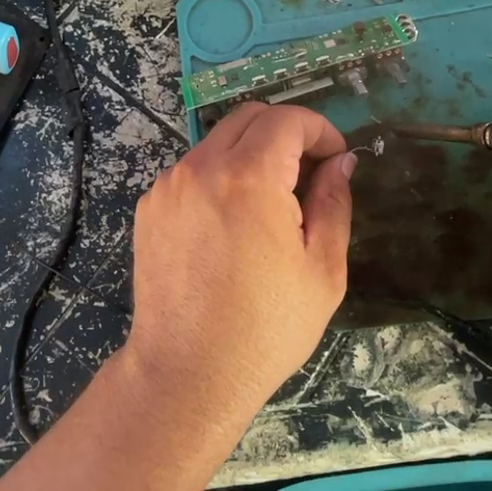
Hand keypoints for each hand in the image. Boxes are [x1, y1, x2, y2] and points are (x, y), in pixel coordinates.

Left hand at [124, 103, 352, 419]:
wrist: (186, 375)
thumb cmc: (265, 328)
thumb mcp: (322, 271)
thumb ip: (334, 202)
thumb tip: (341, 161)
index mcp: (249, 178)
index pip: (287, 119)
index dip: (319, 130)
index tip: (335, 158)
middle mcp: (202, 167)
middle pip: (249, 116)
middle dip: (286, 132)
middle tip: (307, 173)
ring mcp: (169, 185)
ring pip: (218, 141)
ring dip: (250, 154)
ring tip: (268, 206)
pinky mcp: (150, 205)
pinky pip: (192, 170)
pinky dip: (219, 177)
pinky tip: (229, 225)